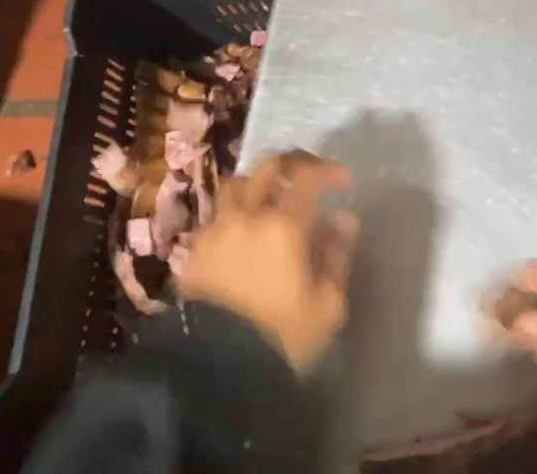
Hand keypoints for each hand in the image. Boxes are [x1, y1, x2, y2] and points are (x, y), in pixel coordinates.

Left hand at [174, 150, 358, 374]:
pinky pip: (218, 215)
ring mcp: (215, 231)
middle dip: (293, 164)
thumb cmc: (280, 337)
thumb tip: (343, 220)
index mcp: (284, 224)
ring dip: (258, 182)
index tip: (343, 180)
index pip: (307, 175)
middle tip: (309, 175)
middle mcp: (247, 215)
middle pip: (268, 167)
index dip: (327, 169)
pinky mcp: (193, 252)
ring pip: (236, 185)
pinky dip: (236, 212)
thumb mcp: (327, 305)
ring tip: (271, 197)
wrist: (212, 371)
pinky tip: (245, 231)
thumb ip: (337, 256)